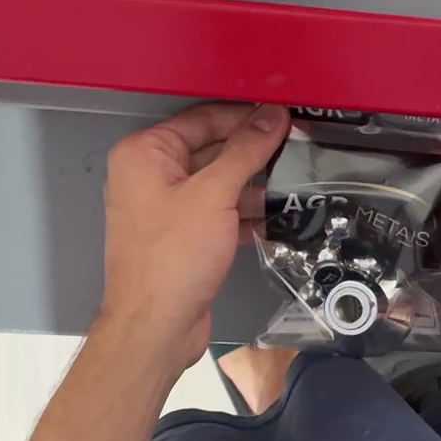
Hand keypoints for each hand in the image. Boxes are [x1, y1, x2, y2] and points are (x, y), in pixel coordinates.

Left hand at [94, 102, 288, 375]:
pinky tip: (275, 217)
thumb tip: (271, 116)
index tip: (284, 118)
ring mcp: (167, 208)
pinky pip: (219, 212)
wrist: (158, 324)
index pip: (203, 119)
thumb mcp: (215, 194)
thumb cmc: (171, 259)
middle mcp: (151, 175)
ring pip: (219, 183)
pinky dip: (245, 214)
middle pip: (212, 149)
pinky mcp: (184, 236)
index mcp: (146, 153)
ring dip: (253, 186)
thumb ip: (246, 151)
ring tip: (293, 183)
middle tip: (295, 149)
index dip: (245, 116)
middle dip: (253, 153)